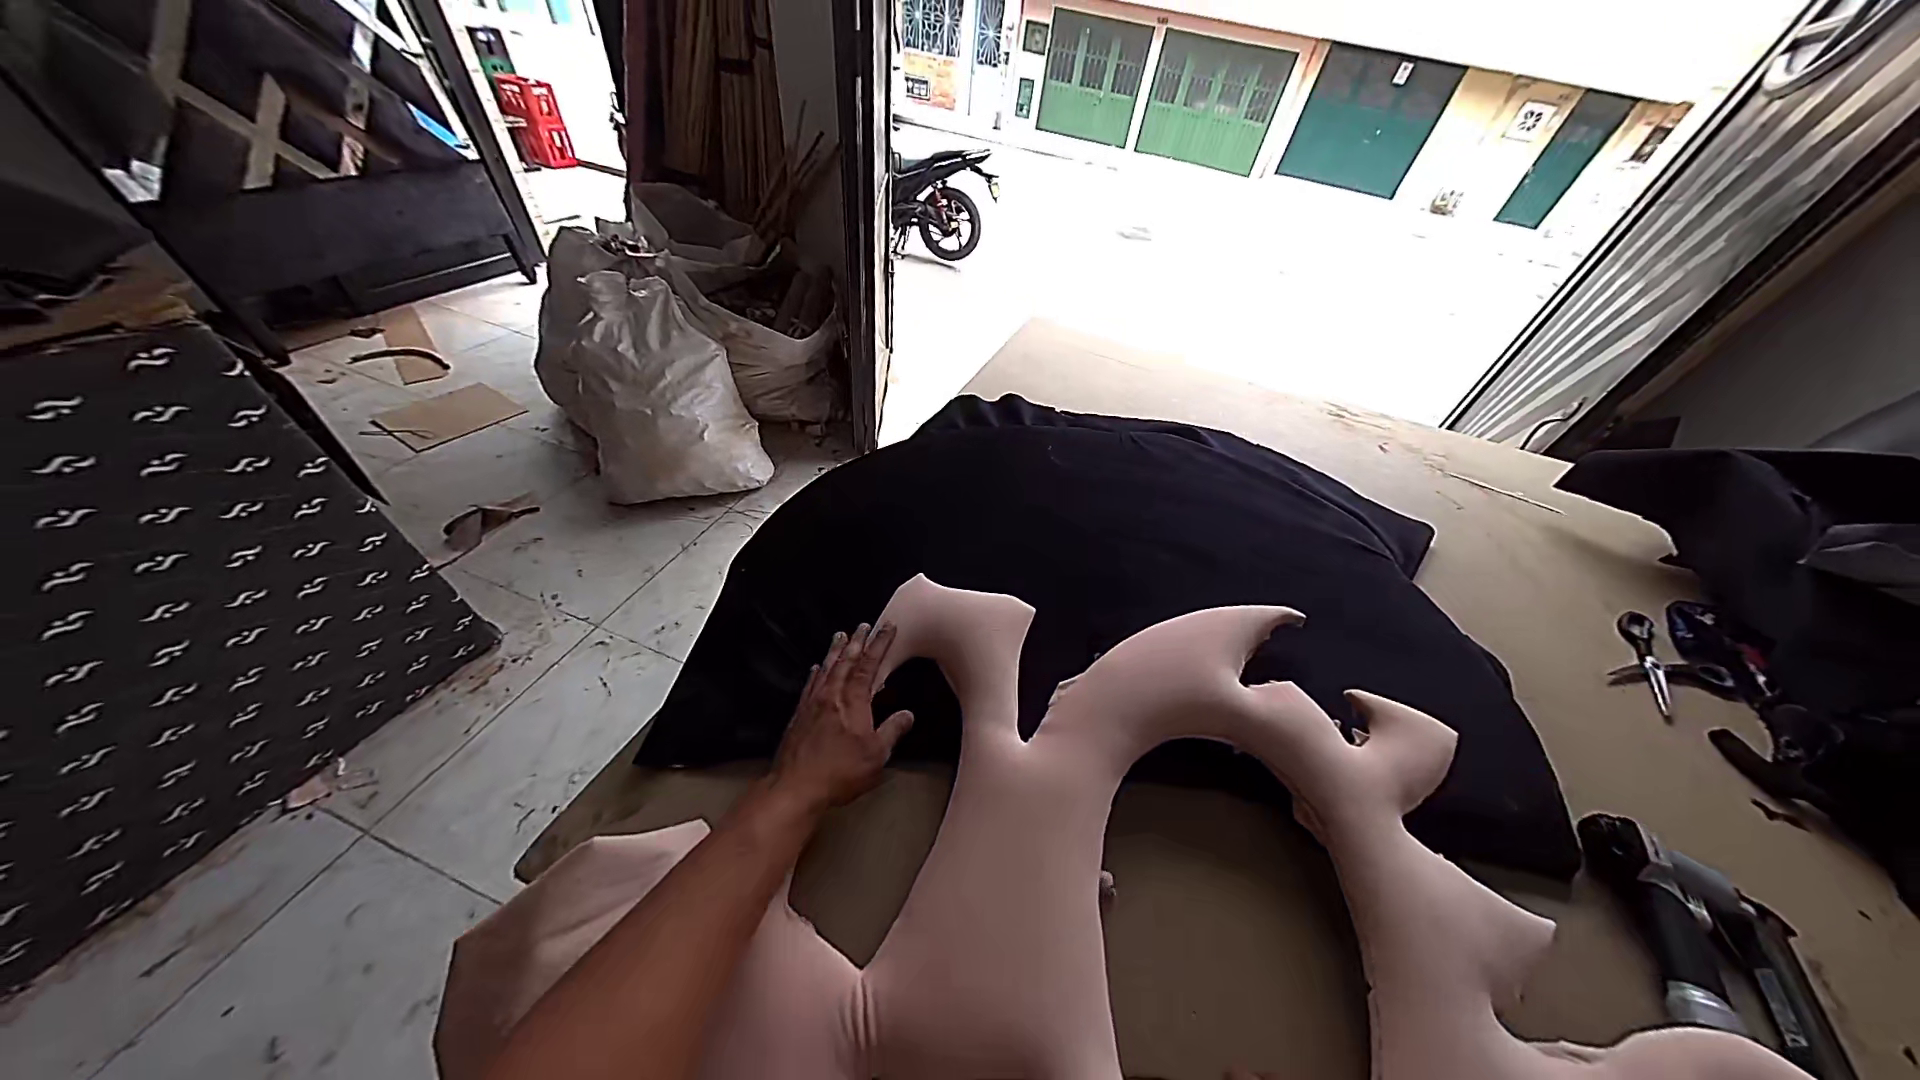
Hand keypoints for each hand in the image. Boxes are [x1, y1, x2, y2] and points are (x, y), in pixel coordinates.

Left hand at [767, 623, 913, 814]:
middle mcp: (831, 696)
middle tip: (864, 625)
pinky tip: (816, 669)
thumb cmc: (839, 772)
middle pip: (846, 661)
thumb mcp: (877, 755)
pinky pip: (810, 685)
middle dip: (857, 641)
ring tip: (840, 636)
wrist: (795, 787)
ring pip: (826, 668)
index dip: (879, 645)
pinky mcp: (799, 716)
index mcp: (853, 702)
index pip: (869, 665)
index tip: (886, 629)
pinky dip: (816, 673)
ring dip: (835, 651)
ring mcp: (812, 704)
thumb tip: (907, 715)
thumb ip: (892, 731)